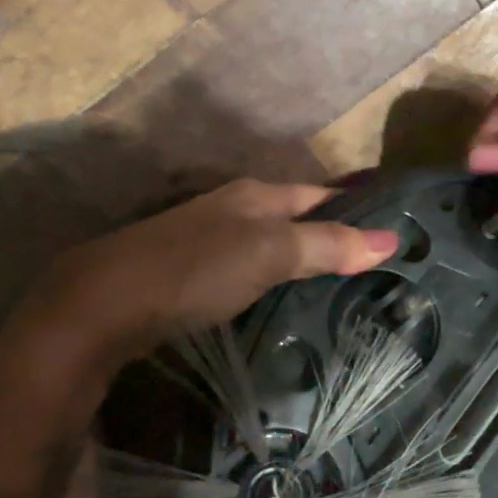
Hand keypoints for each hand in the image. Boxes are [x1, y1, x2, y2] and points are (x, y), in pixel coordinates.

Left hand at [22, 179, 398, 360]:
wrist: (105, 302)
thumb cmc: (196, 269)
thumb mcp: (269, 253)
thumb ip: (326, 246)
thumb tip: (391, 240)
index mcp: (255, 195)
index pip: (319, 195)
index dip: (355, 210)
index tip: (392, 231)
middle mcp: (231, 208)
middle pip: (292, 217)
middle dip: (328, 235)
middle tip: (372, 268)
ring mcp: (204, 240)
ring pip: (266, 244)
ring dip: (297, 260)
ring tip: (336, 288)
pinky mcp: (186, 274)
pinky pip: (243, 270)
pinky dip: (268, 281)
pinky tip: (276, 302)